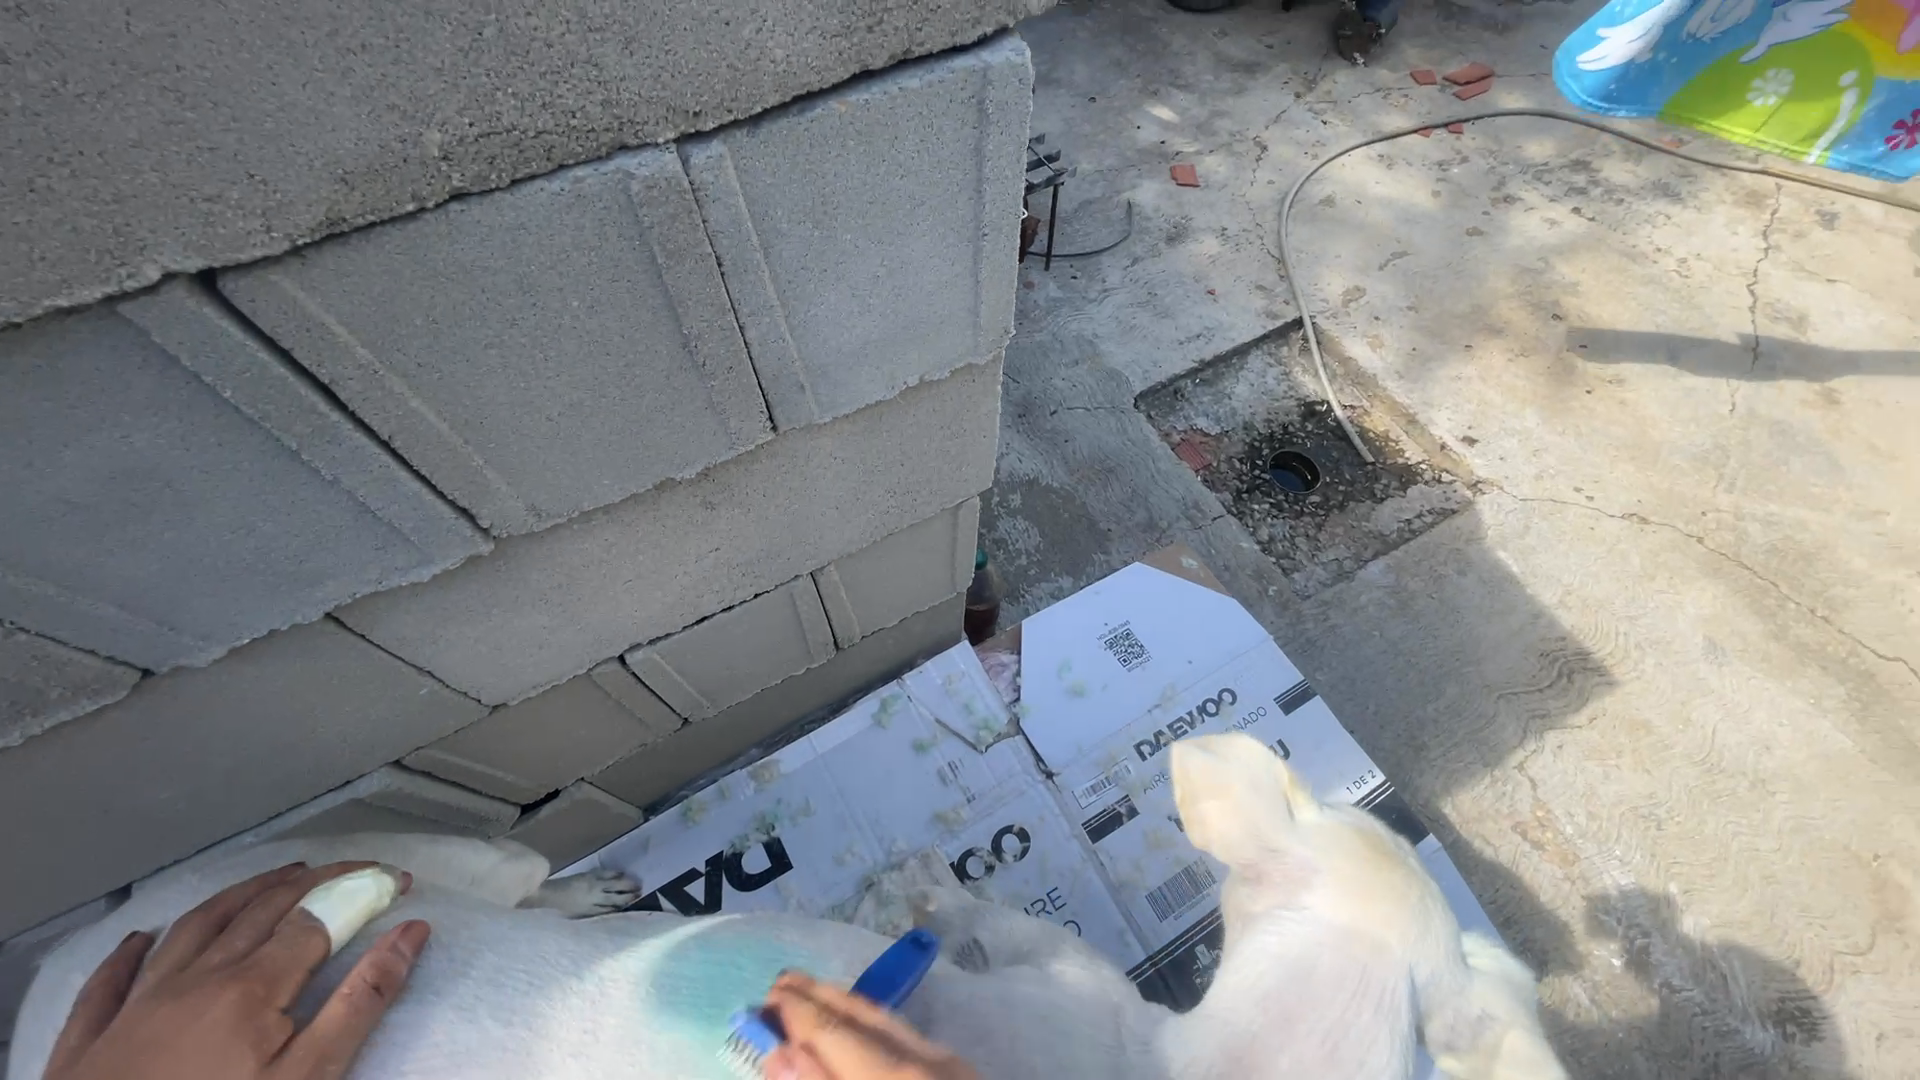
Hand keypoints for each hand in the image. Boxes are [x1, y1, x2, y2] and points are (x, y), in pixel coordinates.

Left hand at [45, 862, 430, 1079]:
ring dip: (241, 894)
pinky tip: (138, 938)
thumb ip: (363, 1000)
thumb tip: (412, 930)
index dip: (363, 890)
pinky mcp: (82, 1047)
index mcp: (251, 987)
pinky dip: (126, 954)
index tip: (400, 880)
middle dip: (315, 881)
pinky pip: (105, 986)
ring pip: (193, 929)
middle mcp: (194, 981)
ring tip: (277, 878)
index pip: (319, 916)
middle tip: (352, 871)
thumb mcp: (310, 1075)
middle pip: (261, 910)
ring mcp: (131, 1010)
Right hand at [758, 972, 978, 1079]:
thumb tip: (781, 1054)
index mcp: (897, 1075)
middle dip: (821, 997)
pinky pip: (911, 1038)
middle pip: (866, 1018)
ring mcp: (953, 1063)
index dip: (798, 1012)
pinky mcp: (964, 1073)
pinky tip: (864, 1028)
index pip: (835, 1032)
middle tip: (781, 980)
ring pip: (891, 1024)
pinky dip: (877, 1026)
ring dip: (848, 1007)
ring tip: (813, 993)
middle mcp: (929, 1058)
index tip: (768, 994)